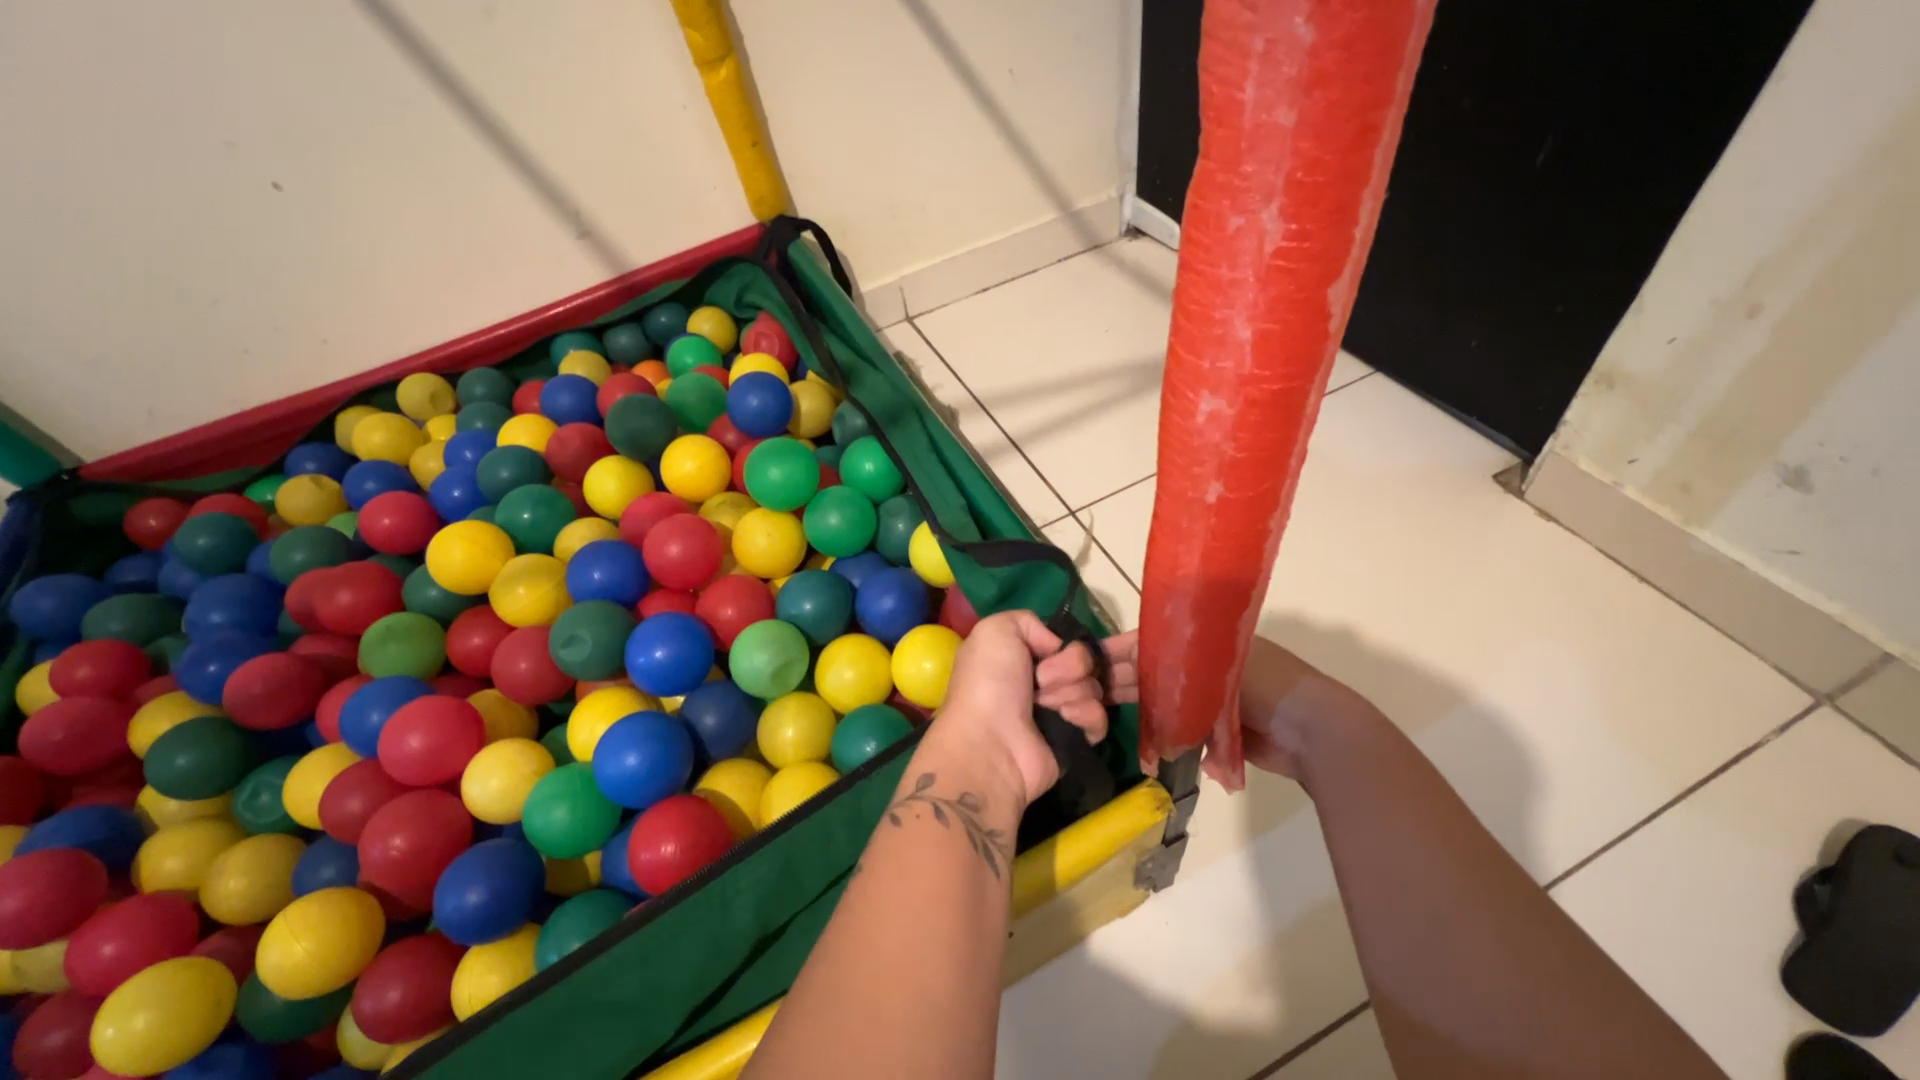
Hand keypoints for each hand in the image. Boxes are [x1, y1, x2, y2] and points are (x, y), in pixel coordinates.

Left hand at [931, 611, 1109, 805]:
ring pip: (1094, 687)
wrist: (990, 743)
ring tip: (1044, 707)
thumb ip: (1027, 621)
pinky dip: (1084, 716)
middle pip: (1085, 662)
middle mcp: (1043, 683)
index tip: (1047, 653)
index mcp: (1024, 658)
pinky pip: (1100, 717)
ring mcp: (1061, 712)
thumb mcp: (995, 631)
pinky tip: (1064, 721)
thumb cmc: (989, 683)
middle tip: (1040, 683)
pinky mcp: (1076, 739)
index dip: (1063, 645)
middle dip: (1067, 668)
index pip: (1066, 642)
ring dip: (1070, 693)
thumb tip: (1056, 645)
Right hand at [1092, 631, 1379, 781]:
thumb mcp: (1217, 665)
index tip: (1091, 659)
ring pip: (1167, 703)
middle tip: (1088, 692)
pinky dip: (1167, 737)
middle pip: (1157, 673)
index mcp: (1209, 643)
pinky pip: (1185, 731)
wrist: (1315, 732)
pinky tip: (1146, 746)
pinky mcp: (1223, 734)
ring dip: (1141, 711)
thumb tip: (1130, 659)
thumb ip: (1175, 666)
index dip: (1123, 650)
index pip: (1156, 642)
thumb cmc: (1268, 687)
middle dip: (1124, 681)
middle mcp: (1209, 669)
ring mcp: (1216, 703)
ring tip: (1103, 716)